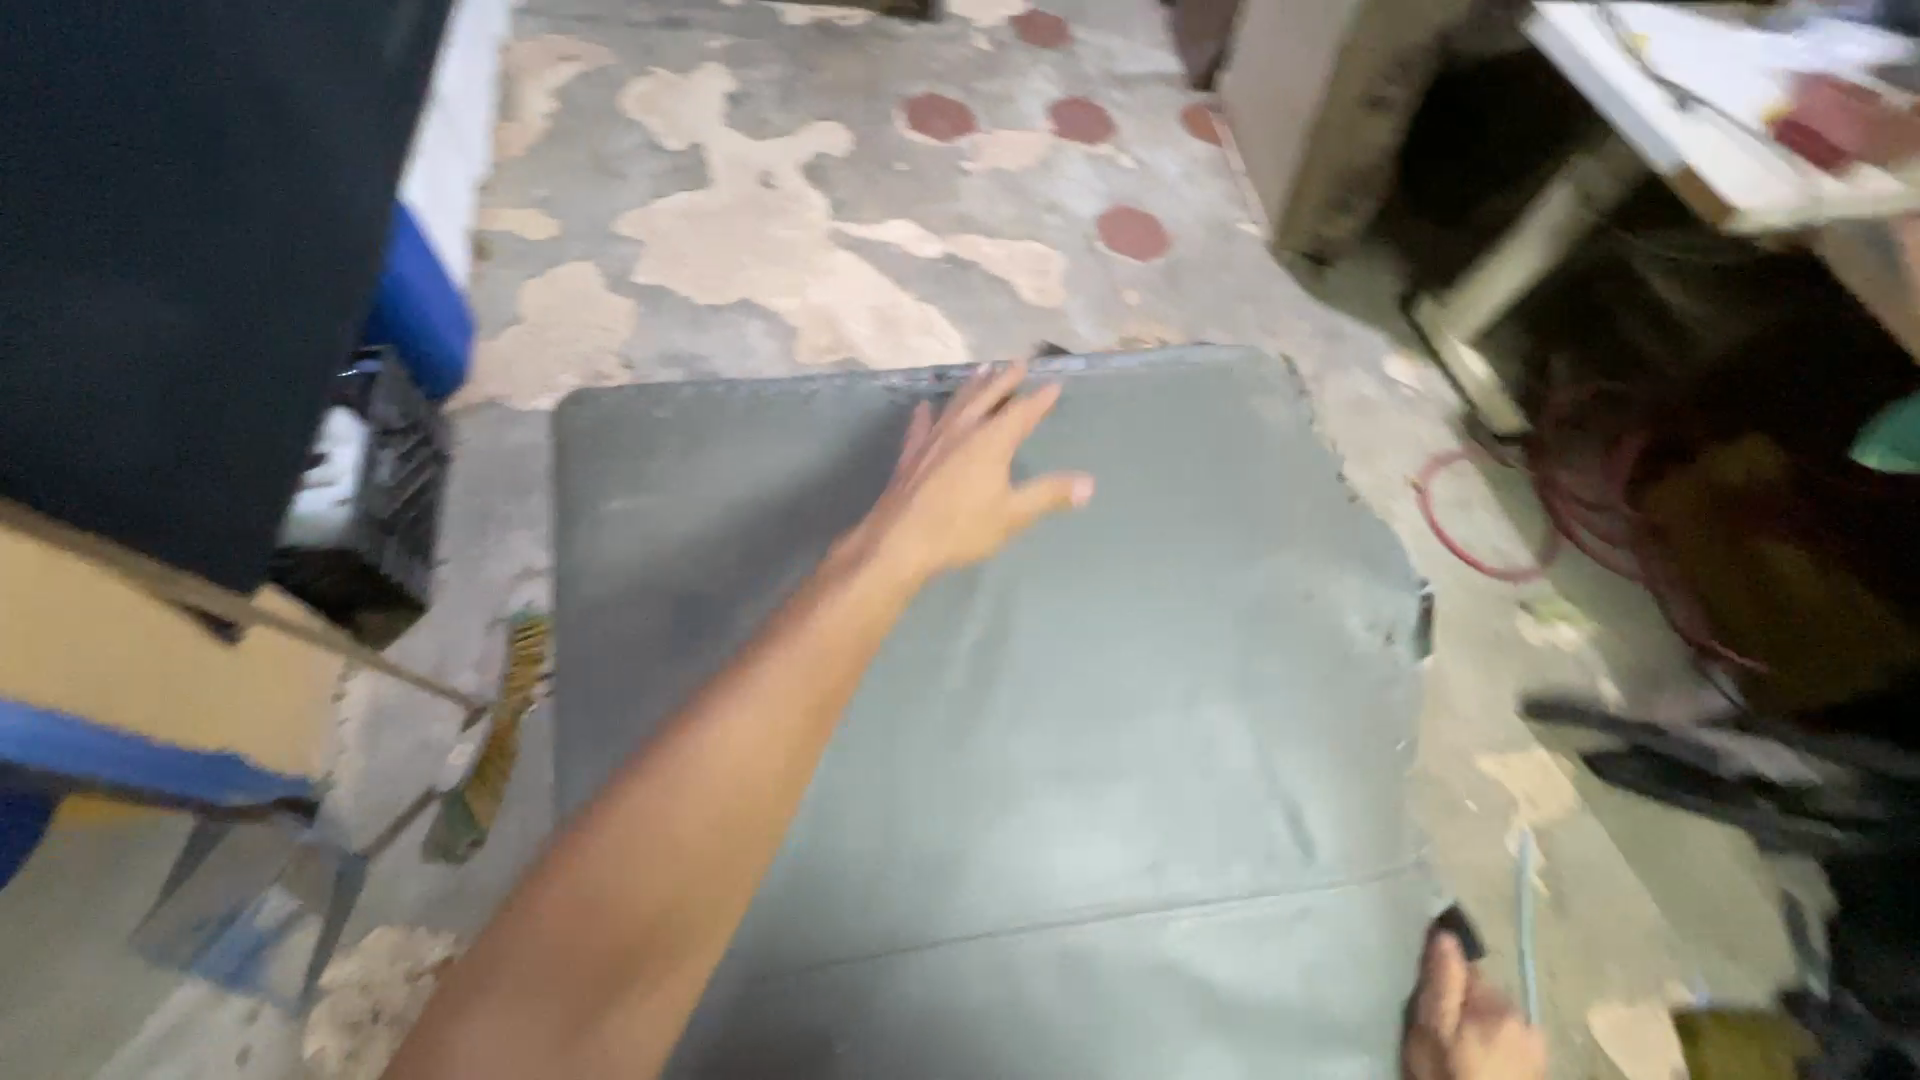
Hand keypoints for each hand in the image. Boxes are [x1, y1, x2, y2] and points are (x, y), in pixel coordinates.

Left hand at [848, 360, 1092, 583]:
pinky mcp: (911, 455)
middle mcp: (962, 431)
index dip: (1039, 399)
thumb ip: (1049, 495)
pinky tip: (924, 406)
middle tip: (1017, 363)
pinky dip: (926, 414)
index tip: (1053, 384)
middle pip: (987, 397)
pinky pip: (920, 425)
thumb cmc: (961, 528)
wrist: (899, 541)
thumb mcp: (1013, 515)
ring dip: (971, 386)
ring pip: (955, 404)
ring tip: (981, 371)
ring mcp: (932, 440)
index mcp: (991, 441)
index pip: (1021, 412)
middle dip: (1004, 380)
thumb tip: (1088, 484)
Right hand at [1404, 933, 1546, 1079]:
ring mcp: (1538, 1046)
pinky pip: (1509, 1038)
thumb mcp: (1433, 1029)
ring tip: (1461, 1049)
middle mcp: (1527, 1019)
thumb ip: (1442, 981)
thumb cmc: (1450, 1075)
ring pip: (1496, 1016)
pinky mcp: (1539, 1067)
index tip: (1429, 1004)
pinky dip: (1494, 1043)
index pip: (1466, 969)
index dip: (1443, 982)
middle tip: (1443, 1031)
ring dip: (1479, 1025)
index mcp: (1501, 1006)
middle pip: (1483, 993)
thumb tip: (1445, 934)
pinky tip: (1481, 1062)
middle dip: (1463, 1004)